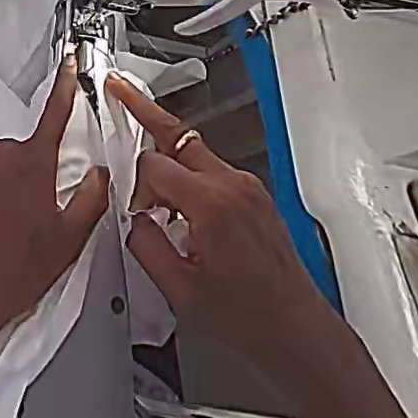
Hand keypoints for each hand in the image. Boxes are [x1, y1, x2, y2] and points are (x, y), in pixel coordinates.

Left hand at [0, 59, 110, 376]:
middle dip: (38, 174)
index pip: (56, 111)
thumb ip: (92, 197)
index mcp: (33, 162)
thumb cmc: (8, 271)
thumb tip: (100, 175)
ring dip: (11, 183)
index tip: (70, 60)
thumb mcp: (68, 239)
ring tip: (9, 226)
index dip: (67, 83)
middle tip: (36, 216)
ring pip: (5, 162)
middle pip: (31, 150)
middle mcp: (0, 154)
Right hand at [106, 74, 338, 382]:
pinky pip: (212, 169)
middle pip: (178, 132)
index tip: (132, 206)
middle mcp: (233, 185)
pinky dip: (189, 176)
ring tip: (151, 180)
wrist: (296, 327)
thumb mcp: (179, 289)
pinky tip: (182, 207)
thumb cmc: (249, 316)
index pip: (154, 165)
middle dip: (144, 110)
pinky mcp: (254, 193)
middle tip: (121, 90)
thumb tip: (134, 219)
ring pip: (194, 150)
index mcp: (212, 205)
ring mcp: (247, 186)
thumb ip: (145, 244)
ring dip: (167, 159)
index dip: (134, 185)